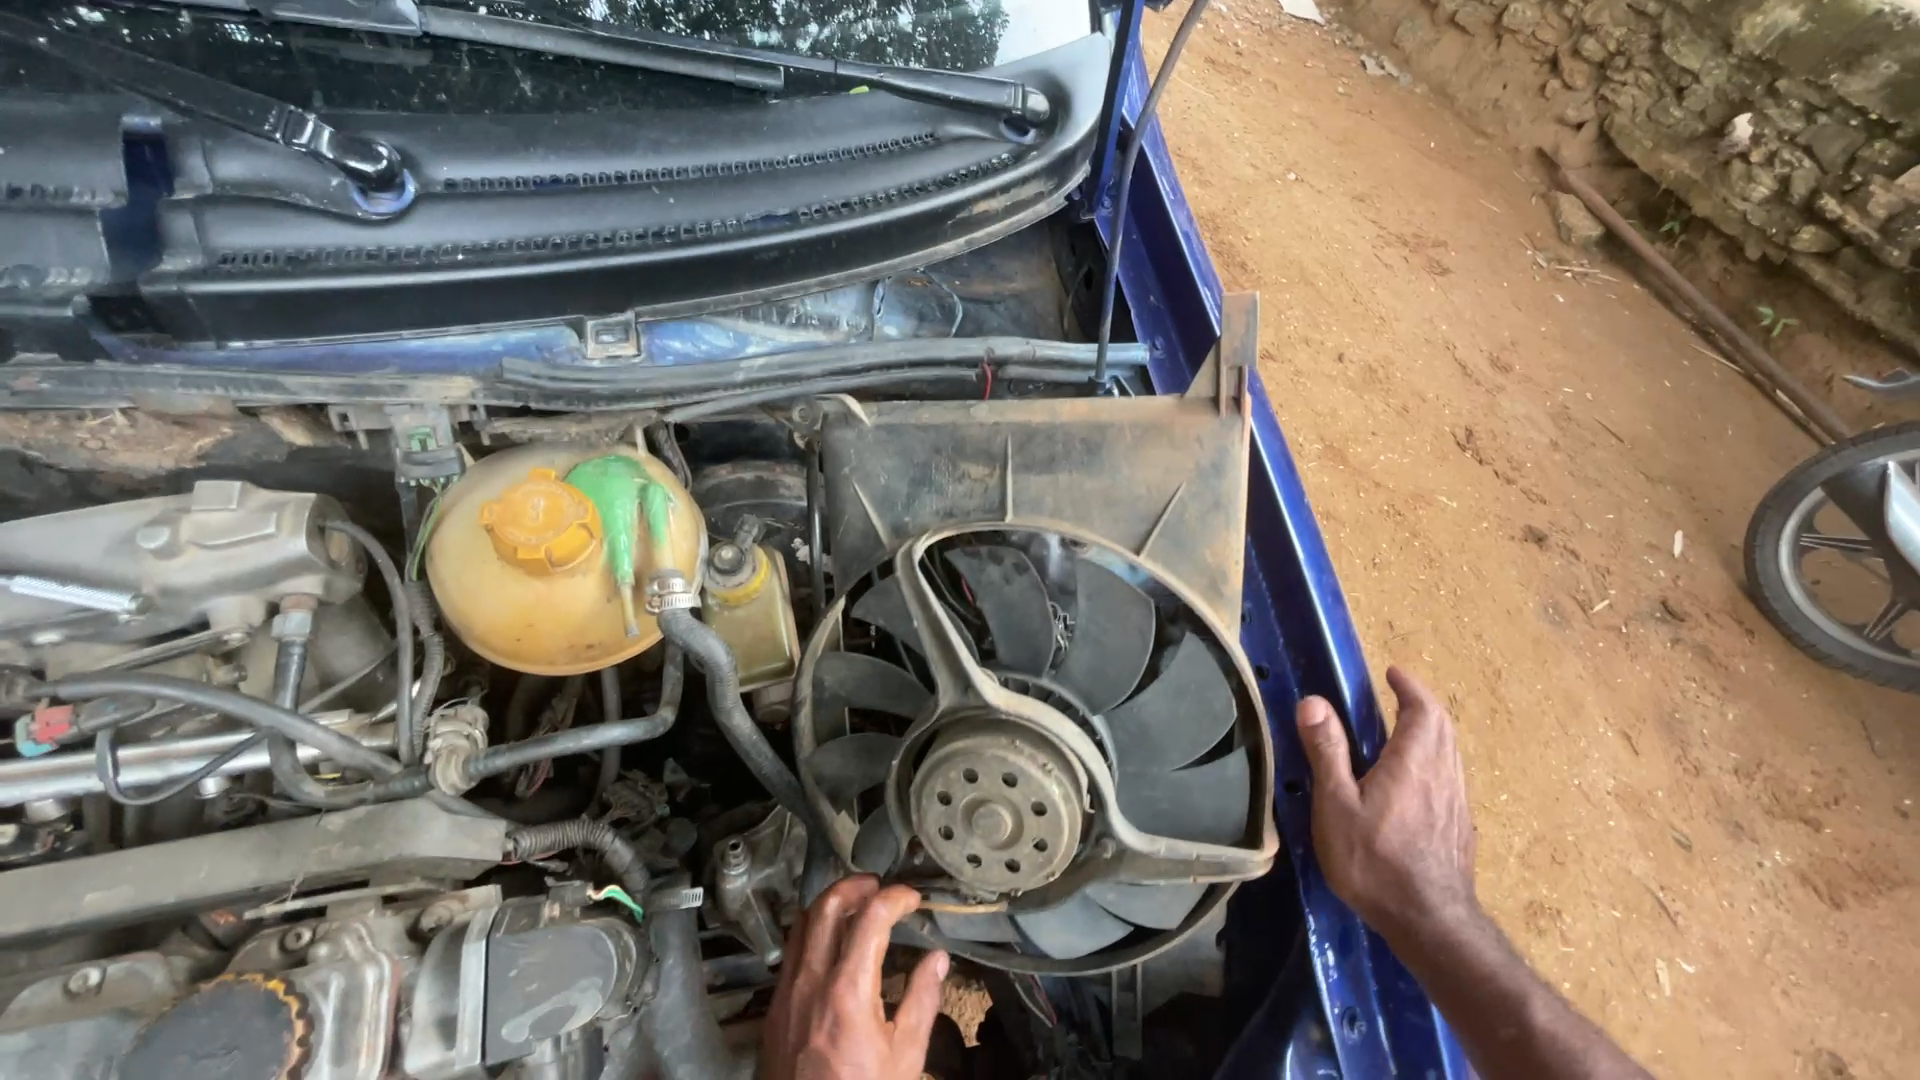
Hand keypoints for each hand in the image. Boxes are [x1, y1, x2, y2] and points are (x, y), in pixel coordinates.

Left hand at [759, 875, 949, 1079]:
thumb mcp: (905, 1057)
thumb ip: (922, 1000)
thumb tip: (937, 959)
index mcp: (847, 990)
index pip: (871, 917)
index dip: (896, 898)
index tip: (912, 899)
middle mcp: (810, 982)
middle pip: (827, 906)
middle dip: (856, 886)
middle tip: (879, 887)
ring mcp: (786, 994)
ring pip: (802, 924)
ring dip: (830, 905)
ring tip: (855, 906)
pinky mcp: (774, 1009)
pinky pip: (790, 952)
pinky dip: (812, 933)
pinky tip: (831, 947)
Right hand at [1295, 667, 1477, 944]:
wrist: (1429, 922)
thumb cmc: (1375, 861)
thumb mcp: (1336, 805)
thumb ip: (1327, 751)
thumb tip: (1314, 702)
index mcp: (1414, 763)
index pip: (1423, 710)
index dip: (1410, 687)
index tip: (1392, 672)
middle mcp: (1443, 776)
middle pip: (1443, 728)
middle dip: (1421, 705)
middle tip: (1395, 696)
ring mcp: (1456, 804)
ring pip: (1450, 753)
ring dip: (1430, 732)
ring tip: (1401, 731)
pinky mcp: (1459, 827)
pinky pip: (1449, 776)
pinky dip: (1433, 759)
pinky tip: (1412, 780)